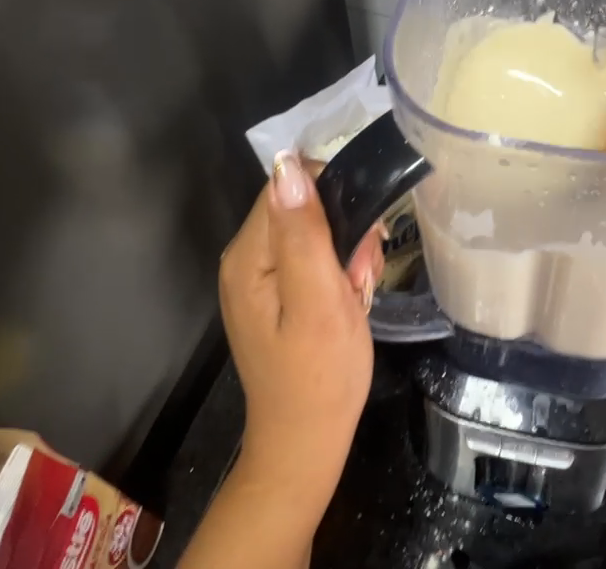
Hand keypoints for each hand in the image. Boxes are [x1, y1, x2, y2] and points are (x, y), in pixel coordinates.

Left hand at [218, 150, 383, 490]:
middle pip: (303, 208)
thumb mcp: (319, 300)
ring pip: (315, 233)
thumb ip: (305, 232)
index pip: (289, 187)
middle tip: (359, 279)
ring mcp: (259, 278)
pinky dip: (339, 275)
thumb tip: (288, 164)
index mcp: (247, 256)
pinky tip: (347, 303)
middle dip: (345, 234)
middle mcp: (245, 258)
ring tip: (355, 296)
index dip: (333, 202)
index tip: (360, 243)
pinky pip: (314, 260)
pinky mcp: (276, 294)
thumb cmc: (319, 375)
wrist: (307, 442)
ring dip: (348, 256)